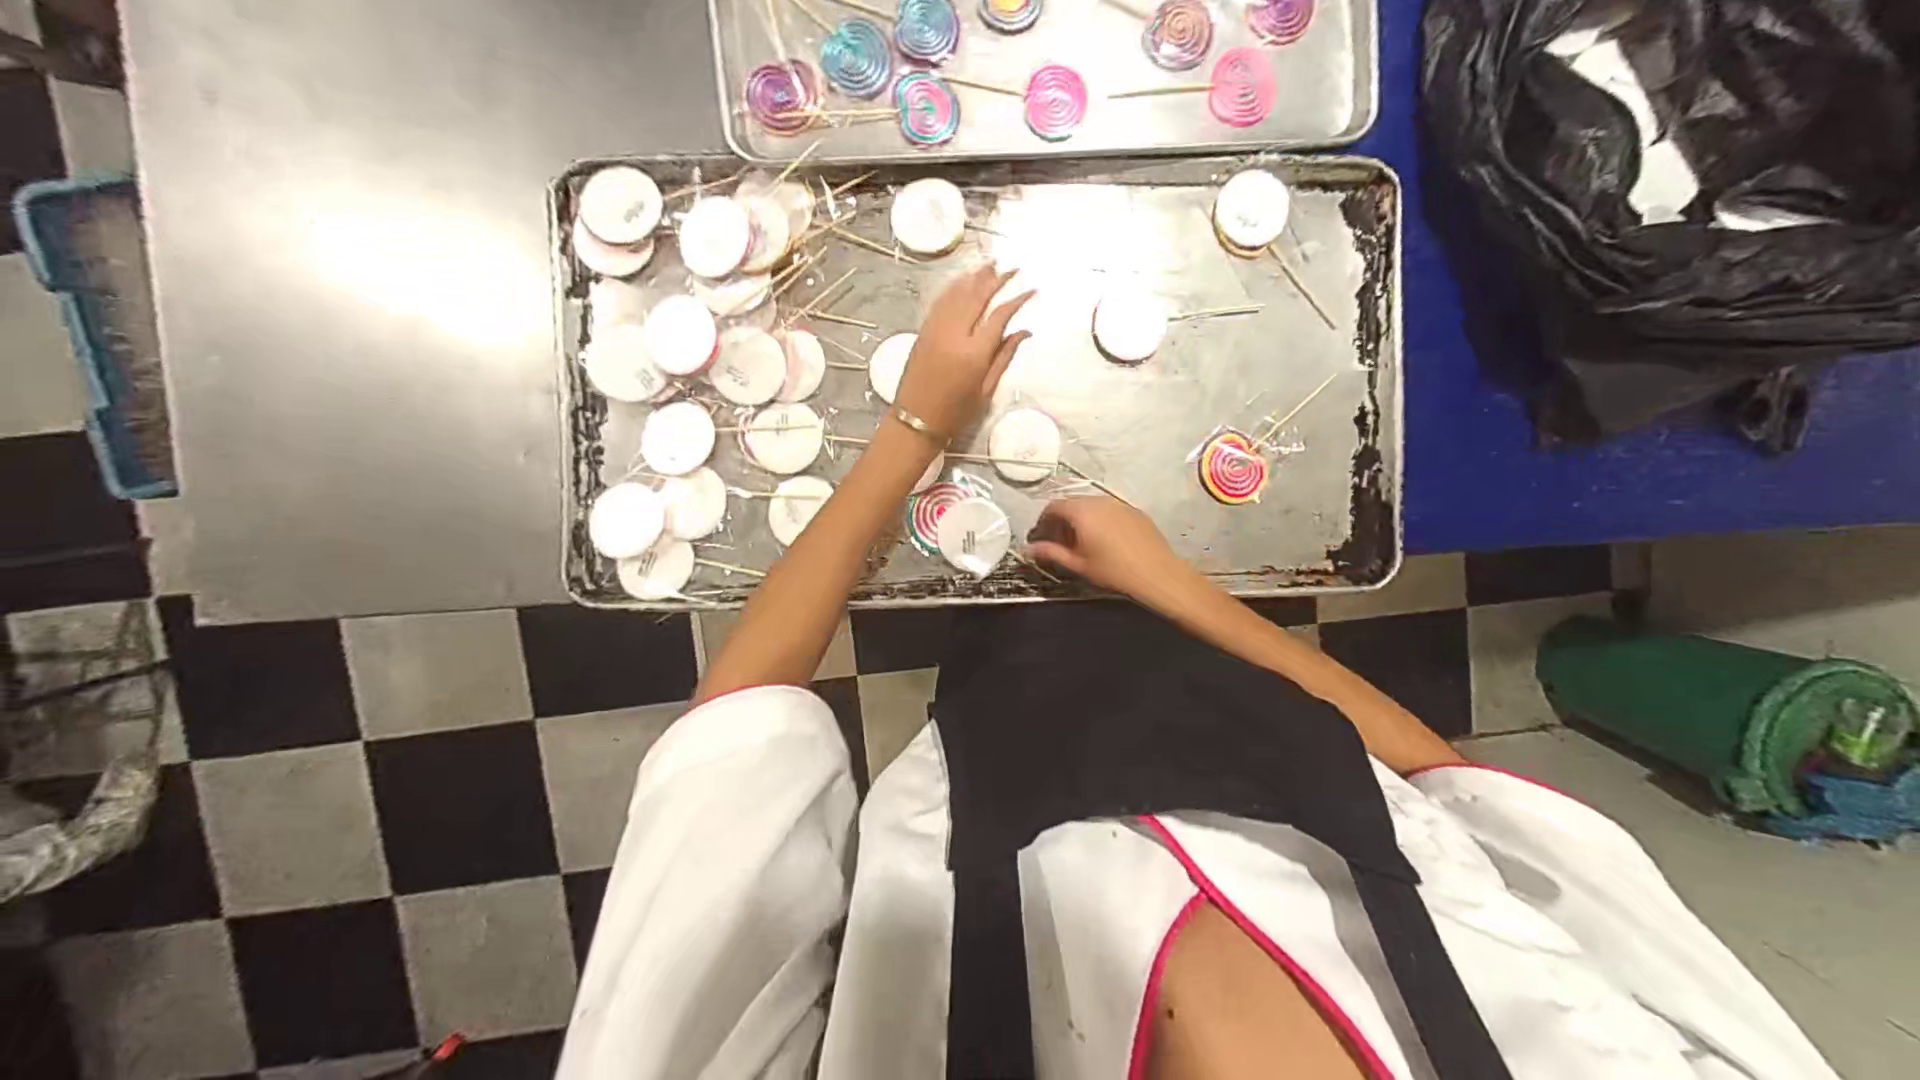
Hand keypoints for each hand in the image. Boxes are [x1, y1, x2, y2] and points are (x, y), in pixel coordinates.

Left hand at [894, 264, 1034, 439]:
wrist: (916, 421)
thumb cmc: (955, 413)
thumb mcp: (986, 390)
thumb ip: (1004, 357)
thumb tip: (1023, 332)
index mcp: (974, 353)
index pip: (1000, 316)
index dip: (1017, 300)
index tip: (1031, 289)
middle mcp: (955, 335)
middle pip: (978, 296)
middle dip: (996, 279)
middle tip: (1012, 267)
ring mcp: (936, 330)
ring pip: (957, 294)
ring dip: (975, 277)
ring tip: (990, 265)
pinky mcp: (923, 331)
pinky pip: (940, 302)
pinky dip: (953, 288)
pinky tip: (963, 281)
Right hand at [1026, 496, 1196, 604]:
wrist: (1157, 573)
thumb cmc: (1113, 571)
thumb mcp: (1078, 564)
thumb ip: (1050, 553)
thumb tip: (1026, 549)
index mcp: (1082, 511)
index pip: (1053, 507)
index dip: (1044, 521)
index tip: (1042, 538)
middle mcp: (1099, 501)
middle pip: (1072, 503)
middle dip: (1061, 520)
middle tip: (1060, 543)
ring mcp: (1119, 504)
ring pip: (1091, 506)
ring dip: (1081, 519)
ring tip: (1082, 543)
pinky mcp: (1135, 511)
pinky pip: (1109, 510)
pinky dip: (1100, 520)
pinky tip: (1105, 540)